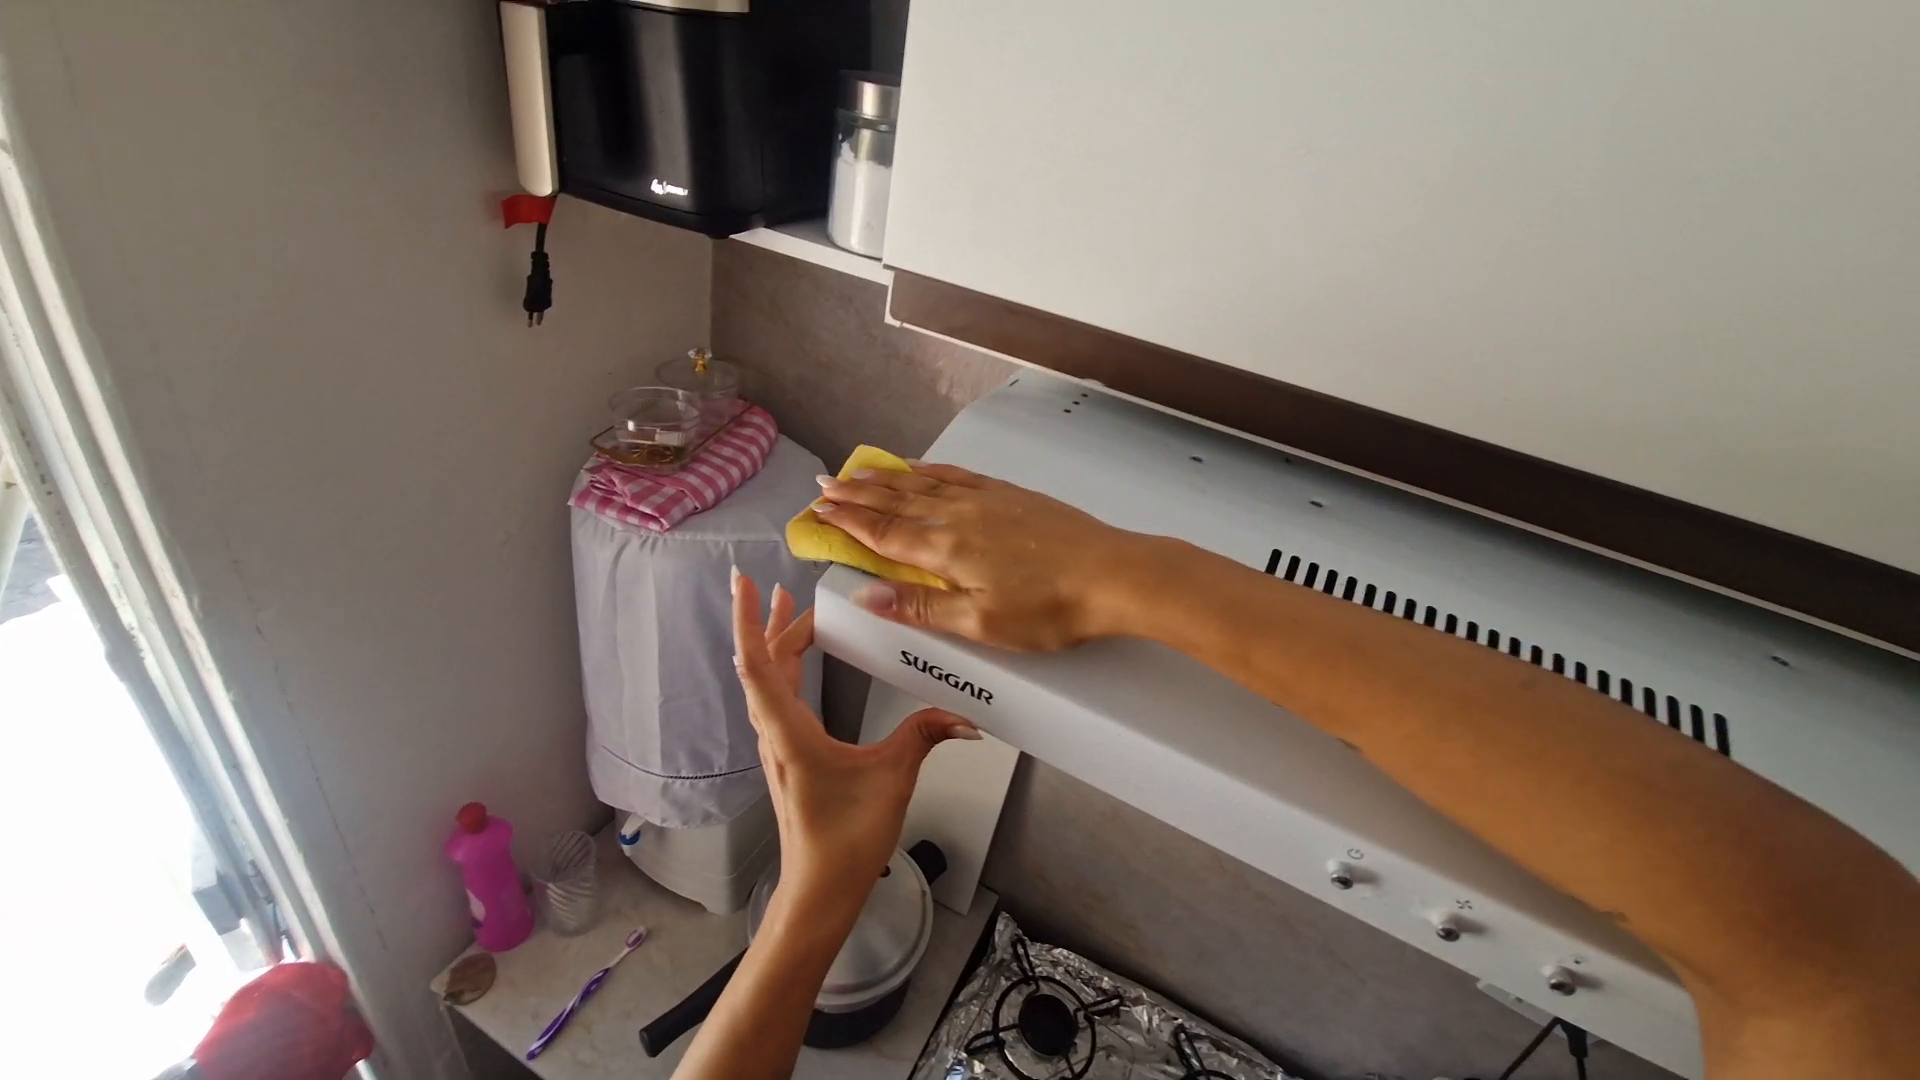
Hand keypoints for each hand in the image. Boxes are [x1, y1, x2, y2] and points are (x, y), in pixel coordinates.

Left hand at [731, 570, 980, 912]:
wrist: (819, 891)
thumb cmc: (848, 839)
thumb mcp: (892, 780)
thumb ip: (924, 737)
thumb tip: (966, 715)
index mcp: (790, 732)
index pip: (760, 664)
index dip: (750, 619)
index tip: (745, 581)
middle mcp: (774, 732)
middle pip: (762, 665)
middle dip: (770, 621)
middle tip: (786, 587)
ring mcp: (776, 745)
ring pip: (765, 681)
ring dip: (773, 642)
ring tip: (784, 609)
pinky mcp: (785, 755)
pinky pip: (775, 699)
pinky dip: (781, 668)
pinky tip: (797, 665)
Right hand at [810, 463, 1155, 650]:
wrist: (1113, 575)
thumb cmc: (1049, 610)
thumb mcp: (981, 622)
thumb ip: (923, 605)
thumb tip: (868, 593)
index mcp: (947, 550)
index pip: (884, 532)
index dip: (848, 521)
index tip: (819, 510)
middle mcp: (960, 516)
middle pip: (897, 501)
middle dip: (857, 494)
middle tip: (825, 483)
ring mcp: (987, 500)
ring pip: (924, 484)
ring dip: (887, 478)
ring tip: (859, 470)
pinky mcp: (1011, 495)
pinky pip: (958, 476)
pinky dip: (930, 470)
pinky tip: (921, 468)